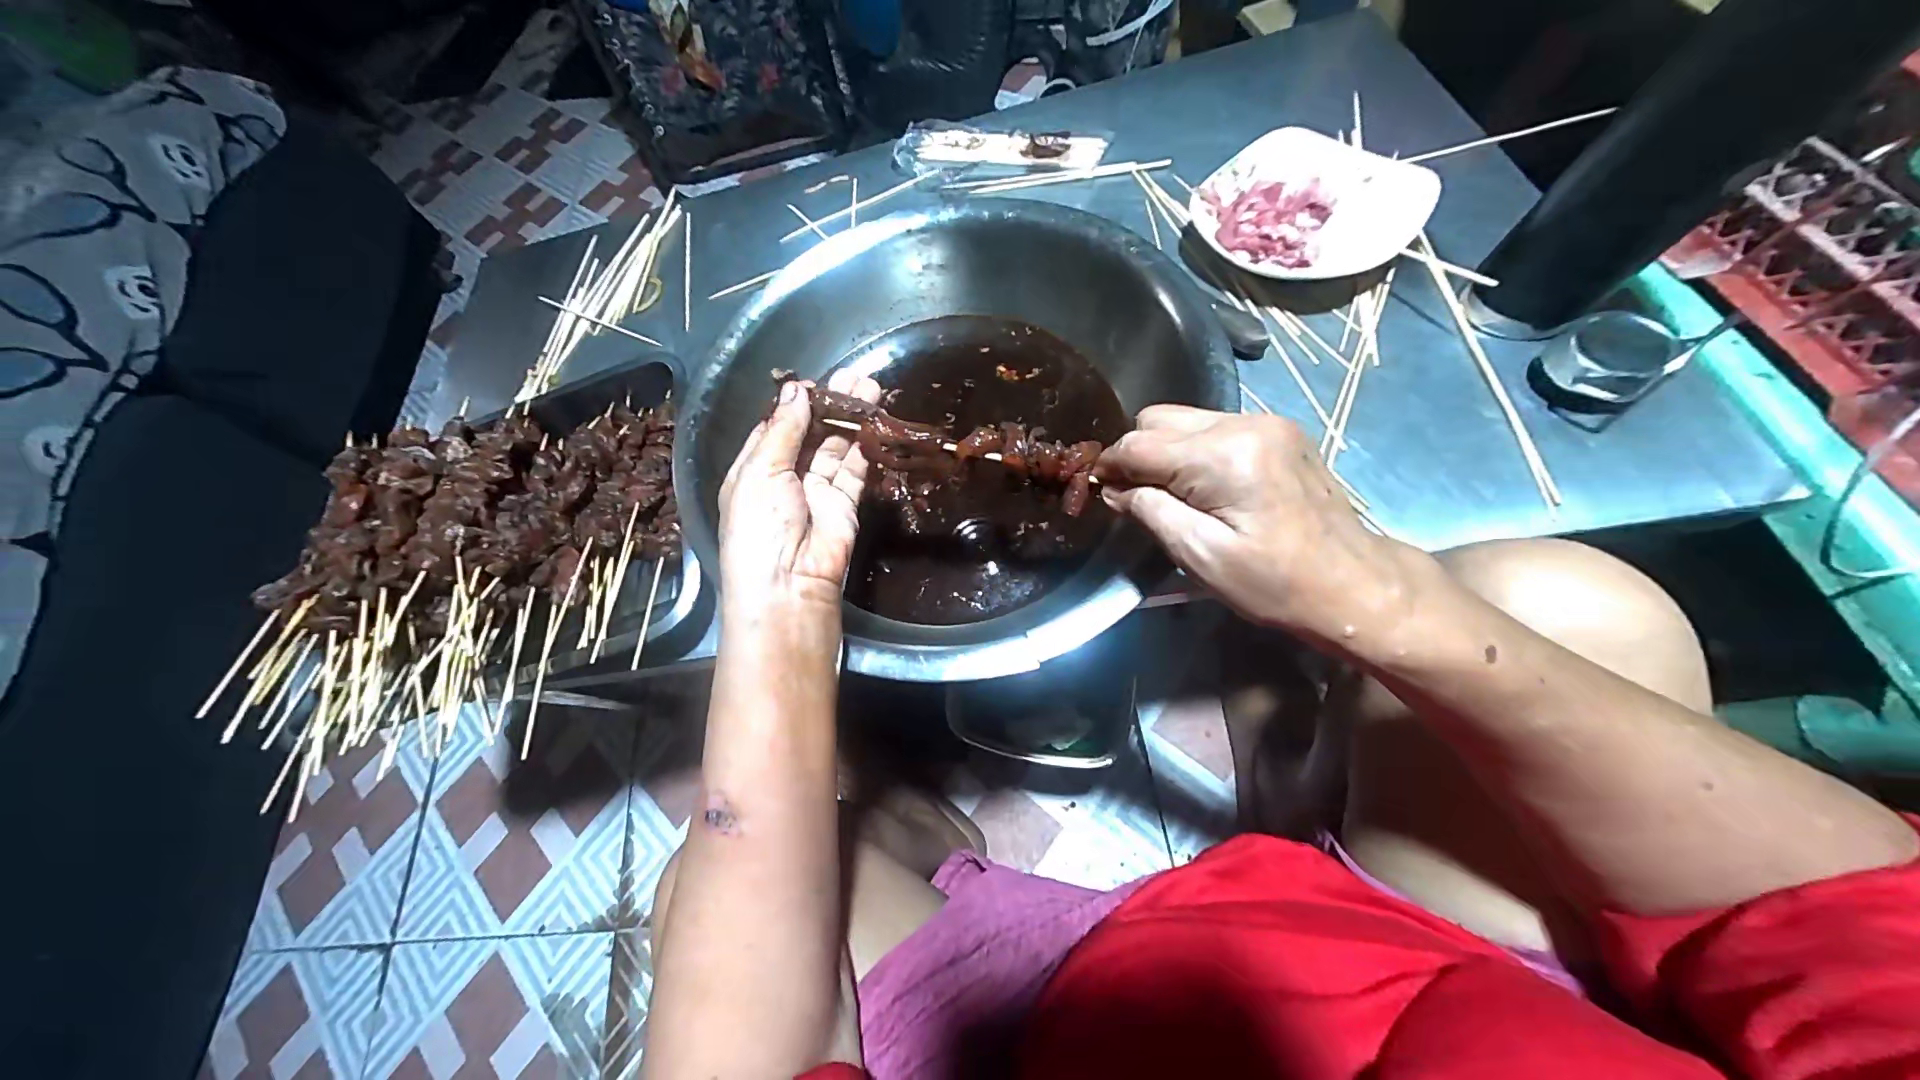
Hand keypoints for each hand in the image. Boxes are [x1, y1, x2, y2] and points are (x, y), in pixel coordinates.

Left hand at [718, 368, 881, 615]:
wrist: (788, 586)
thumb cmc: (759, 527)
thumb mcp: (759, 472)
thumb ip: (782, 429)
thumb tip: (797, 389)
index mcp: (755, 469)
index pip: (776, 426)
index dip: (796, 403)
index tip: (815, 382)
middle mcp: (786, 478)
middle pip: (811, 433)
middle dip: (831, 405)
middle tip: (854, 376)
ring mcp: (817, 492)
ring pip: (837, 448)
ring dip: (852, 420)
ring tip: (870, 389)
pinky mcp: (845, 506)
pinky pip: (855, 471)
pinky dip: (864, 448)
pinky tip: (875, 424)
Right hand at [1094, 405, 1421, 644]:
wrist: (1354, 585)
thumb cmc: (1275, 583)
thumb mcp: (1200, 556)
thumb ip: (1150, 511)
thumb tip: (1114, 488)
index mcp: (1224, 455)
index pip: (1140, 443)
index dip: (1111, 466)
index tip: (1100, 491)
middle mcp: (1245, 423)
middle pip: (1158, 418)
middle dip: (1137, 454)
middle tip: (1135, 497)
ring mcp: (1266, 423)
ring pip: (1184, 419)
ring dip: (1165, 452)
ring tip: (1168, 494)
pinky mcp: (1278, 432)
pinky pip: (1213, 427)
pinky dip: (1192, 451)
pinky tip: (1200, 485)